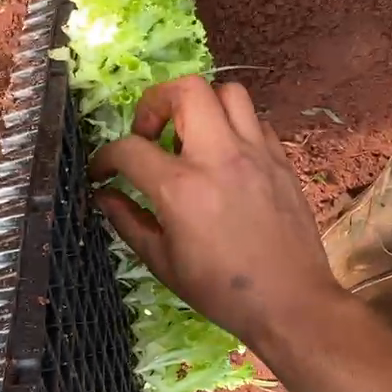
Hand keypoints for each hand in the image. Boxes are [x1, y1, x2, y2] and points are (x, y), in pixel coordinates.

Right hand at [89, 76, 338, 349]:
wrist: (290, 302)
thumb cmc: (219, 290)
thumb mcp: (162, 263)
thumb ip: (128, 222)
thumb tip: (104, 195)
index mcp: (181, 188)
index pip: (130, 149)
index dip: (105, 158)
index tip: (101, 173)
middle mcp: (218, 157)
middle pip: (185, 90)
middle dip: (156, 103)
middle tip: (150, 135)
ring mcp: (256, 153)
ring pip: (227, 92)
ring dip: (199, 106)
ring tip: (189, 138)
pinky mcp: (281, 159)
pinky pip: (254, 120)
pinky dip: (231, 127)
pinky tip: (224, 157)